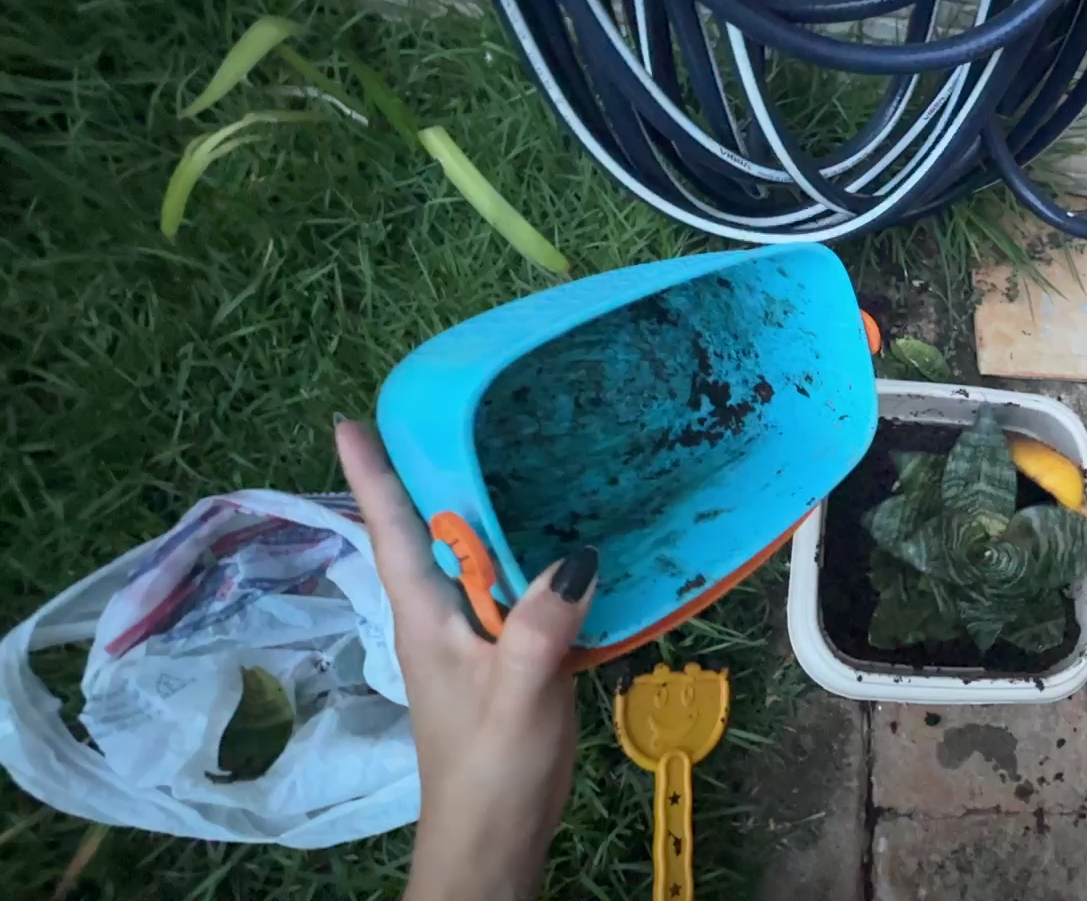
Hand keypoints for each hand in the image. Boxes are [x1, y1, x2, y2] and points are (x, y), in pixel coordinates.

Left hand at [336, 417, 596, 900]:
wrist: (498, 827)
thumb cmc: (492, 763)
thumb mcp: (517, 693)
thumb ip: (538, 628)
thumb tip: (578, 556)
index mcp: (428, 616)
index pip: (395, 534)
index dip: (373, 477)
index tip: (352, 422)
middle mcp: (446, 613)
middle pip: (434, 532)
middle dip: (431, 473)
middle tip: (457, 414)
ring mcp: (477, 630)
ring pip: (478, 553)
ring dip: (484, 505)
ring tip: (509, 454)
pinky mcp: (512, 644)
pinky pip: (519, 577)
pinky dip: (531, 544)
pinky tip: (559, 530)